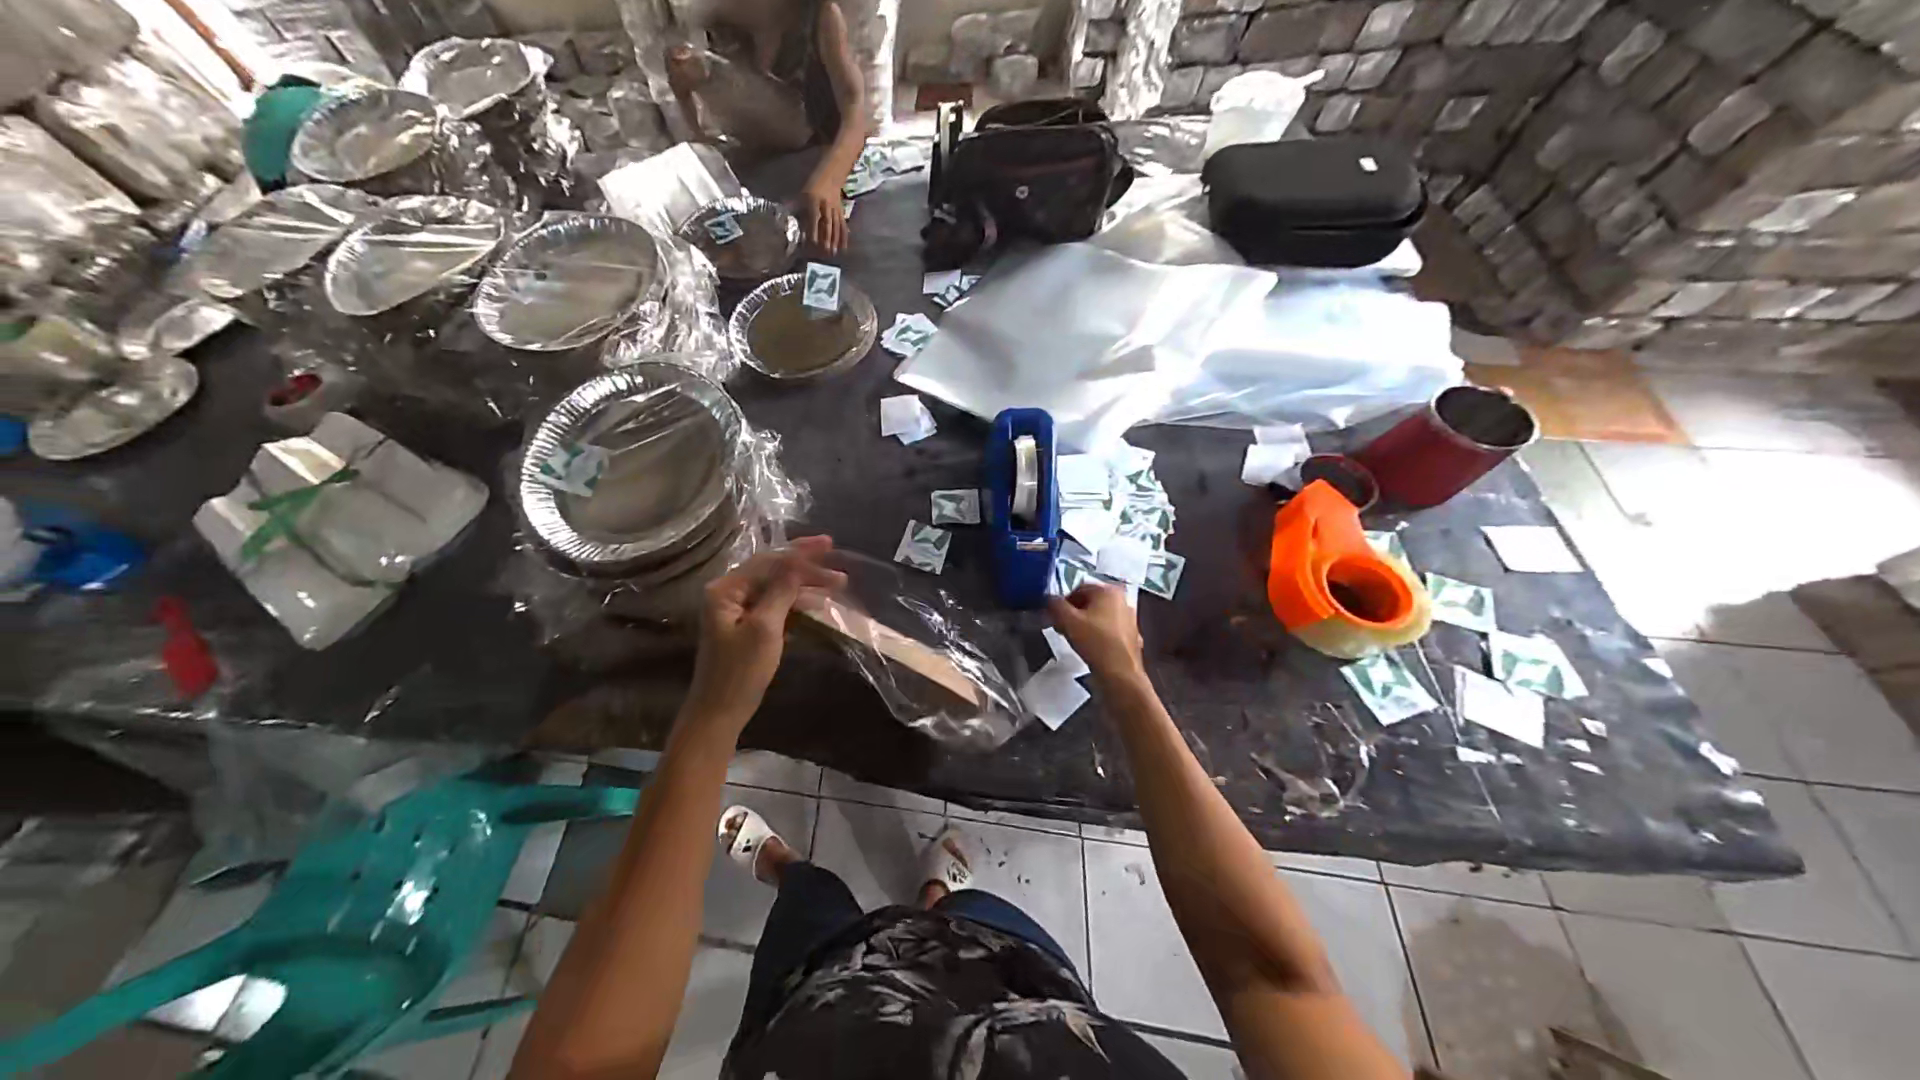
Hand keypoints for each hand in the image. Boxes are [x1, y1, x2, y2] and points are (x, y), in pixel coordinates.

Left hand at [684, 535, 845, 731]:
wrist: (719, 713)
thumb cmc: (740, 672)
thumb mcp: (765, 628)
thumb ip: (782, 591)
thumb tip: (798, 561)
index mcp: (726, 589)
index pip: (769, 561)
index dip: (801, 552)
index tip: (830, 545)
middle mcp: (728, 593)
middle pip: (773, 571)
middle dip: (807, 568)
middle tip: (839, 570)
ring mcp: (736, 610)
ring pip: (776, 588)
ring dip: (805, 586)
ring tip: (836, 586)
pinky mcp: (745, 627)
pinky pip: (774, 604)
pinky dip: (796, 602)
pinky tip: (817, 604)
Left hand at [797, 183, 847, 253]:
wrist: (831, 176)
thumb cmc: (813, 185)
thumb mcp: (801, 193)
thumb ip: (794, 205)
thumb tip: (784, 217)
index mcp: (814, 200)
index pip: (813, 217)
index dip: (813, 230)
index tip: (812, 242)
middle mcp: (826, 205)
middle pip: (827, 224)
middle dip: (826, 238)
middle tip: (824, 251)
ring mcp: (835, 209)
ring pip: (836, 226)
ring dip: (835, 240)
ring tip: (833, 253)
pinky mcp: (841, 212)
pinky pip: (843, 225)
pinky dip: (844, 237)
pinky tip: (843, 248)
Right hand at [1047, 584, 1146, 685]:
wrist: (1121, 674)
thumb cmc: (1095, 642)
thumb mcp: (1068, 621)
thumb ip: (1055, 605)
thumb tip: (1049, 599)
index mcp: (1109, 591)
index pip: (1078, 588)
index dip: (1063, 602)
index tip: (1054, 616)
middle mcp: (1123, 600)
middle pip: (1090, 602)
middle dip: (1074, 613)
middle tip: (1061, 627)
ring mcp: (1130, 618)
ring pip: (1100, 616)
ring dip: (1085, 624)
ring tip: (1074, 638)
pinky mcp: (1132, 635)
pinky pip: (1109, 630)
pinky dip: (1098, 634)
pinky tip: (1091, 647)